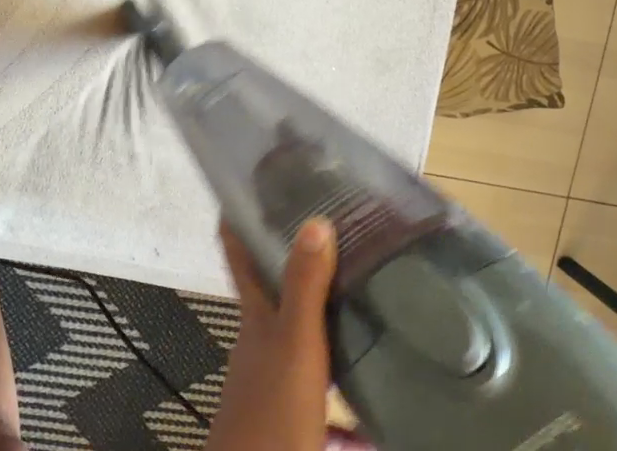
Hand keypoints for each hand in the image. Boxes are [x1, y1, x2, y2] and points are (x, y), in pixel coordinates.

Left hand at [207, 218, 370, 450]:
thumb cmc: (272, 409)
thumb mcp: (295, 344)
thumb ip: (305, 288)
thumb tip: (316, 221)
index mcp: (257, 318)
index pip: (239, 255)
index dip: (237, 221)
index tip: (248, 189)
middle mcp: (263, 344)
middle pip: (276, 297)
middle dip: (301, 273)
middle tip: (342, 248)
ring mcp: (276, 384)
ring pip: (306, 351)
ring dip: (334, 340)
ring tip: (375, 323)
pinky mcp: (294, 424)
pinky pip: (327, 413)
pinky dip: (352, 419)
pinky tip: (378, 427)